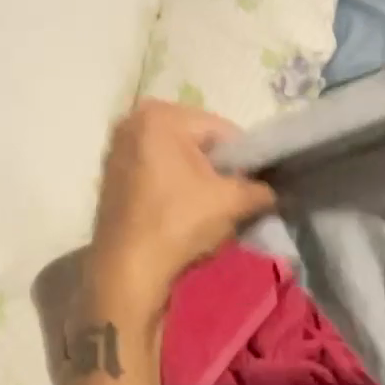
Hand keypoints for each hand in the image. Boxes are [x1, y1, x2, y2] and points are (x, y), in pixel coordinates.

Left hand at [87, 101, 275, 331]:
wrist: (130, 268)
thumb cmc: (180, 224)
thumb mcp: (233, 203)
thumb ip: (261, 190)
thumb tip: (273, 191)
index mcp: (161, 115)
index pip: (224, 131)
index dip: (248, 161)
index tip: (256, 190)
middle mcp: (133, 121)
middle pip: (199, 144)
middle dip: (220, 171)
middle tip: (234, 203)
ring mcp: (117, 149)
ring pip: (178, 161)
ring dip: (199, 182)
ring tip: (210, 213)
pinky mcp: (111, 177)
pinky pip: (158, 175)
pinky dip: (176, 191)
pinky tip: (184, 217)